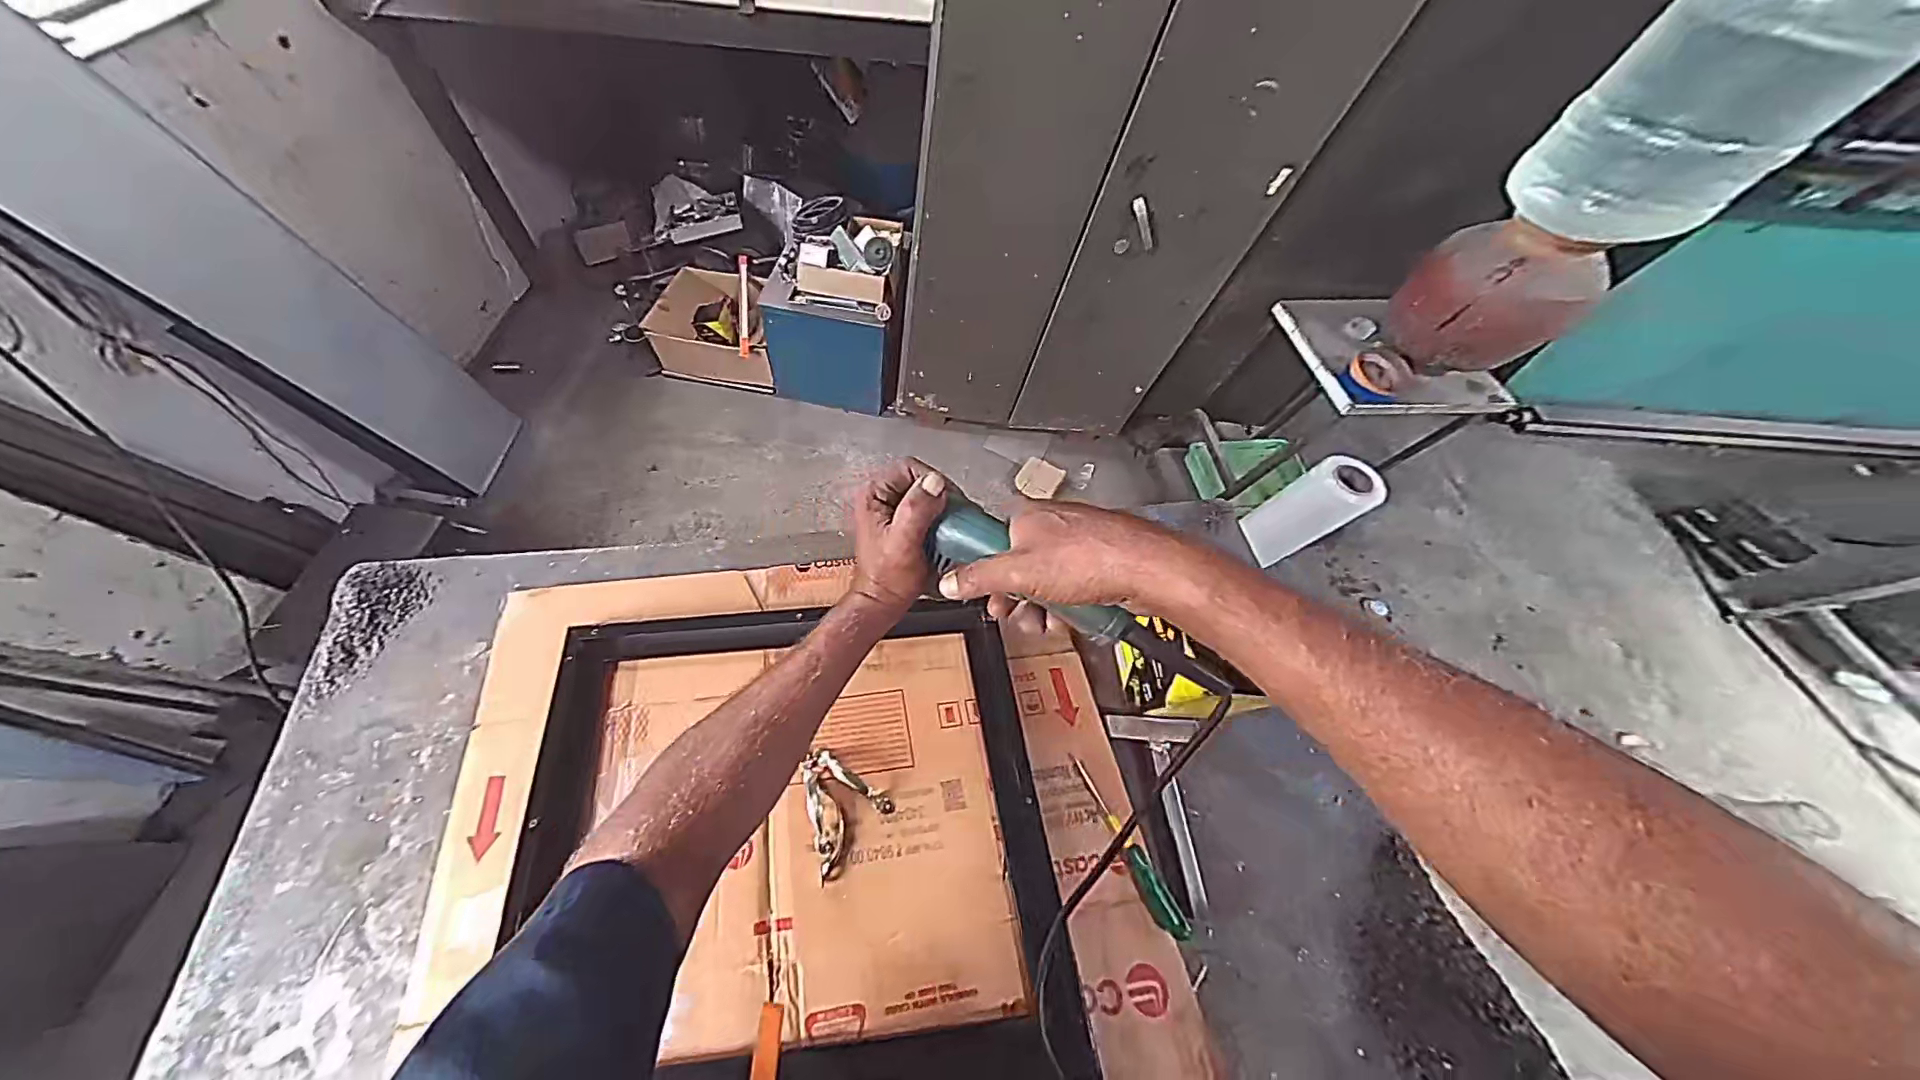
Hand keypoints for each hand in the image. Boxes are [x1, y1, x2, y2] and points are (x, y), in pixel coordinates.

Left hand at [847, 458, 947, 612]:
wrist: (884, 601)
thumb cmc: (887, 578)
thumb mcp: (903, 542)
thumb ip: (916, 510)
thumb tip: (934, 483)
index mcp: (874, 495)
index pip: (910, 467)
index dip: (932, 482)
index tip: (947, 500)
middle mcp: (883, 498)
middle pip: (922, 480)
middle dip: (942, 496)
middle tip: (954, 515)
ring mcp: (895, 510)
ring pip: (929, 495)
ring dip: (945, 508)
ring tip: (953, 525)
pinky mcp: (907, 523)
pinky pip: (932, 510)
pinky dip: (943, 519)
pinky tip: (948, 533)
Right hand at [935, 500, 1200, 628]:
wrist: (1148, 570)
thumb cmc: (1095, 558)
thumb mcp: (1021, 574)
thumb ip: (980, 577)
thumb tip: (951, 581)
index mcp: (1025, 517)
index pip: (986, 542)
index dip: (981, 573)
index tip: (979, 592)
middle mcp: (1049, 525)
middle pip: (1014, 566)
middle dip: (1012, 597)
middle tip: (1012, 613)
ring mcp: (1073, 544)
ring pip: (1042, 580)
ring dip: (1037, 606)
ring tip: (1042, 621)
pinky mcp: (1094, 562)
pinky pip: (1066, 586)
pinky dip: (1063, 604)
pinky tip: (1066, 617)